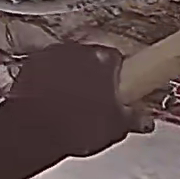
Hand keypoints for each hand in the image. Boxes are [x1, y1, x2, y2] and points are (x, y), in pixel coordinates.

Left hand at [0, 43, 135, 158]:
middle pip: (91, 57)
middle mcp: (78, 50)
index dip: (118, 74)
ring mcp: (53, 53)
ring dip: (71, 73)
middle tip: (95, 99)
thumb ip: (133, 118)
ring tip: (71, 102)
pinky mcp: (33, 61)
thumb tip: (146, 119)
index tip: (116, 87)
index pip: (116, 58)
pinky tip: (50, 98)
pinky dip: (49, 77)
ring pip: (69, 60)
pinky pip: (47, 66)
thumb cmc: (77, 126)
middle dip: (94, 73)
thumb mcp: (114, 127)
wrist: (36, 128)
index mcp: (103, 60)